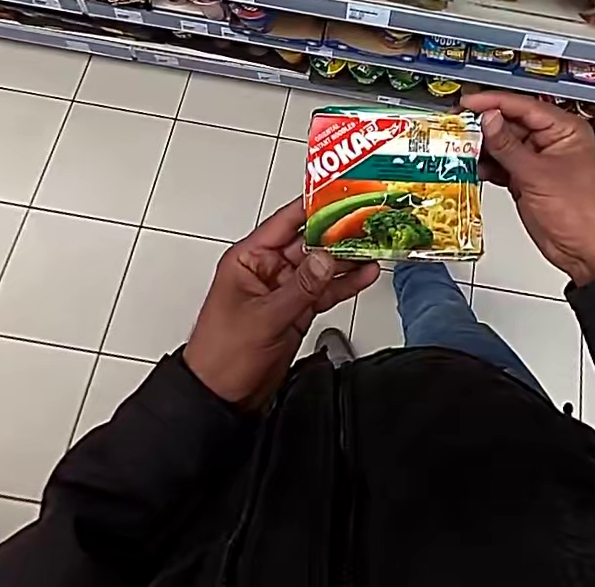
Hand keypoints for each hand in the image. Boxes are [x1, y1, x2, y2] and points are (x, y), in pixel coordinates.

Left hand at [182, 198, 379, 409]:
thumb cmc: (220, 356)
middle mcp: (268, 268)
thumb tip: (326, 258)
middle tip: (367, 221)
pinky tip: (364, 275)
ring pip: (321, 265)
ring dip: (347, 257)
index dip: (313, 206)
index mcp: (250, 258)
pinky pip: (324, 289)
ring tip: (374, 245)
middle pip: (309, 241)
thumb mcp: (263, 317)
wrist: (221, 400)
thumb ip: (300, 286)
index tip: (340, 194)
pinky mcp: (296, 309)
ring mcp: (284, 288)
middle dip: (338, 232)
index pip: (286, 222)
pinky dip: (345, 283)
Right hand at [463, 91, 594, 285]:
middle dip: (484, 126)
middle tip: (458, 126)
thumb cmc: (583, 214)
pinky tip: (475, 168)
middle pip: (510, 123)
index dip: (493, 102)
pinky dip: (488, 166)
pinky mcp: (528, 180)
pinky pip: (502, 165)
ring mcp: (538, 161)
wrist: (588, 254)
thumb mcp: (538, 175)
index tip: (468, 102)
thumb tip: (488, 119)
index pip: (523, 106)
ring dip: (483, 148)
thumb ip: (508, 146)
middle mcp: (551, 142)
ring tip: (462, 148)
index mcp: (564, 130)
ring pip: (503, 145)